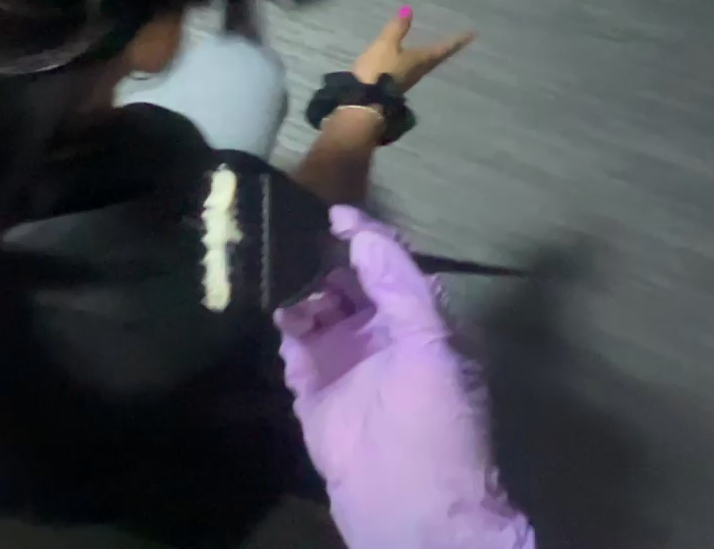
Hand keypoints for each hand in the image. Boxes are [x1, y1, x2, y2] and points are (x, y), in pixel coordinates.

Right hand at [275, 207, 533, 548]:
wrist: (404, 498)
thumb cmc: (432, 422)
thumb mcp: (431, 349)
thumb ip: (399, 288)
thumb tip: (359, 230)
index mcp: (418, 323)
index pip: (388, 264)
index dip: (364, 236)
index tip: (332, 215)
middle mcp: (378, 331)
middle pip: (343, 276)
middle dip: (319, 257)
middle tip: (292, 241)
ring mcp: (340, 352)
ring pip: (310, 299)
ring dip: (298, 287)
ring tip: (290, 289)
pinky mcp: (307, 374)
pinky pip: (288, 332)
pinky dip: (282, 317)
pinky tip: (283, 317)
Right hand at [351, 5, 473, 90]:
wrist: (366, 97)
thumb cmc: (379, 68)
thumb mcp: (385, 45)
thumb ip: (396, 29)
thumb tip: (408, 9)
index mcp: (422, 59)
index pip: (444, 47)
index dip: (457, 40)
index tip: (472, 33)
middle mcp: (421, 69)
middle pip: (437, 58)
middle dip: (446, 50)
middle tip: (456, 43)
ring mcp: (409, 79)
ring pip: (426, 66)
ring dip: (432, 57)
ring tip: (433, 51)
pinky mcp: (396, 85)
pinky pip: (413, 71)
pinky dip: (416, 64)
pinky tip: (409, 64)